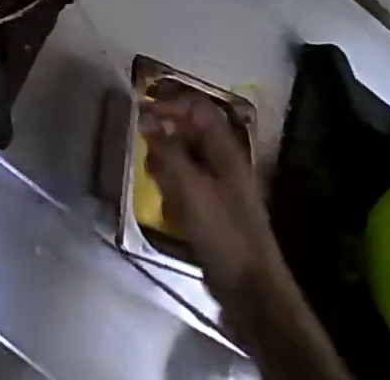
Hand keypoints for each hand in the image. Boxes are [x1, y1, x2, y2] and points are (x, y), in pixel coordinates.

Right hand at [140, 87, 281, 297]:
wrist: (249, 287)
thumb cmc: (221, 229)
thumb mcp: (188, 184)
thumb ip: (166, 147)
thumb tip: (145, 114)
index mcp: (224, 151)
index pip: (197, 108)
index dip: (169, 103)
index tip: (140, 110)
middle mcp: (223, 161)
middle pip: (188, 130)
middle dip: (162, 133)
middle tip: (142, 145)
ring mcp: (218, 184)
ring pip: (183, 155)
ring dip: (163, 159)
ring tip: (152, 175)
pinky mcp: (210, 206)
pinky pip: (183, 180)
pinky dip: (169, 182)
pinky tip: (162, 198)